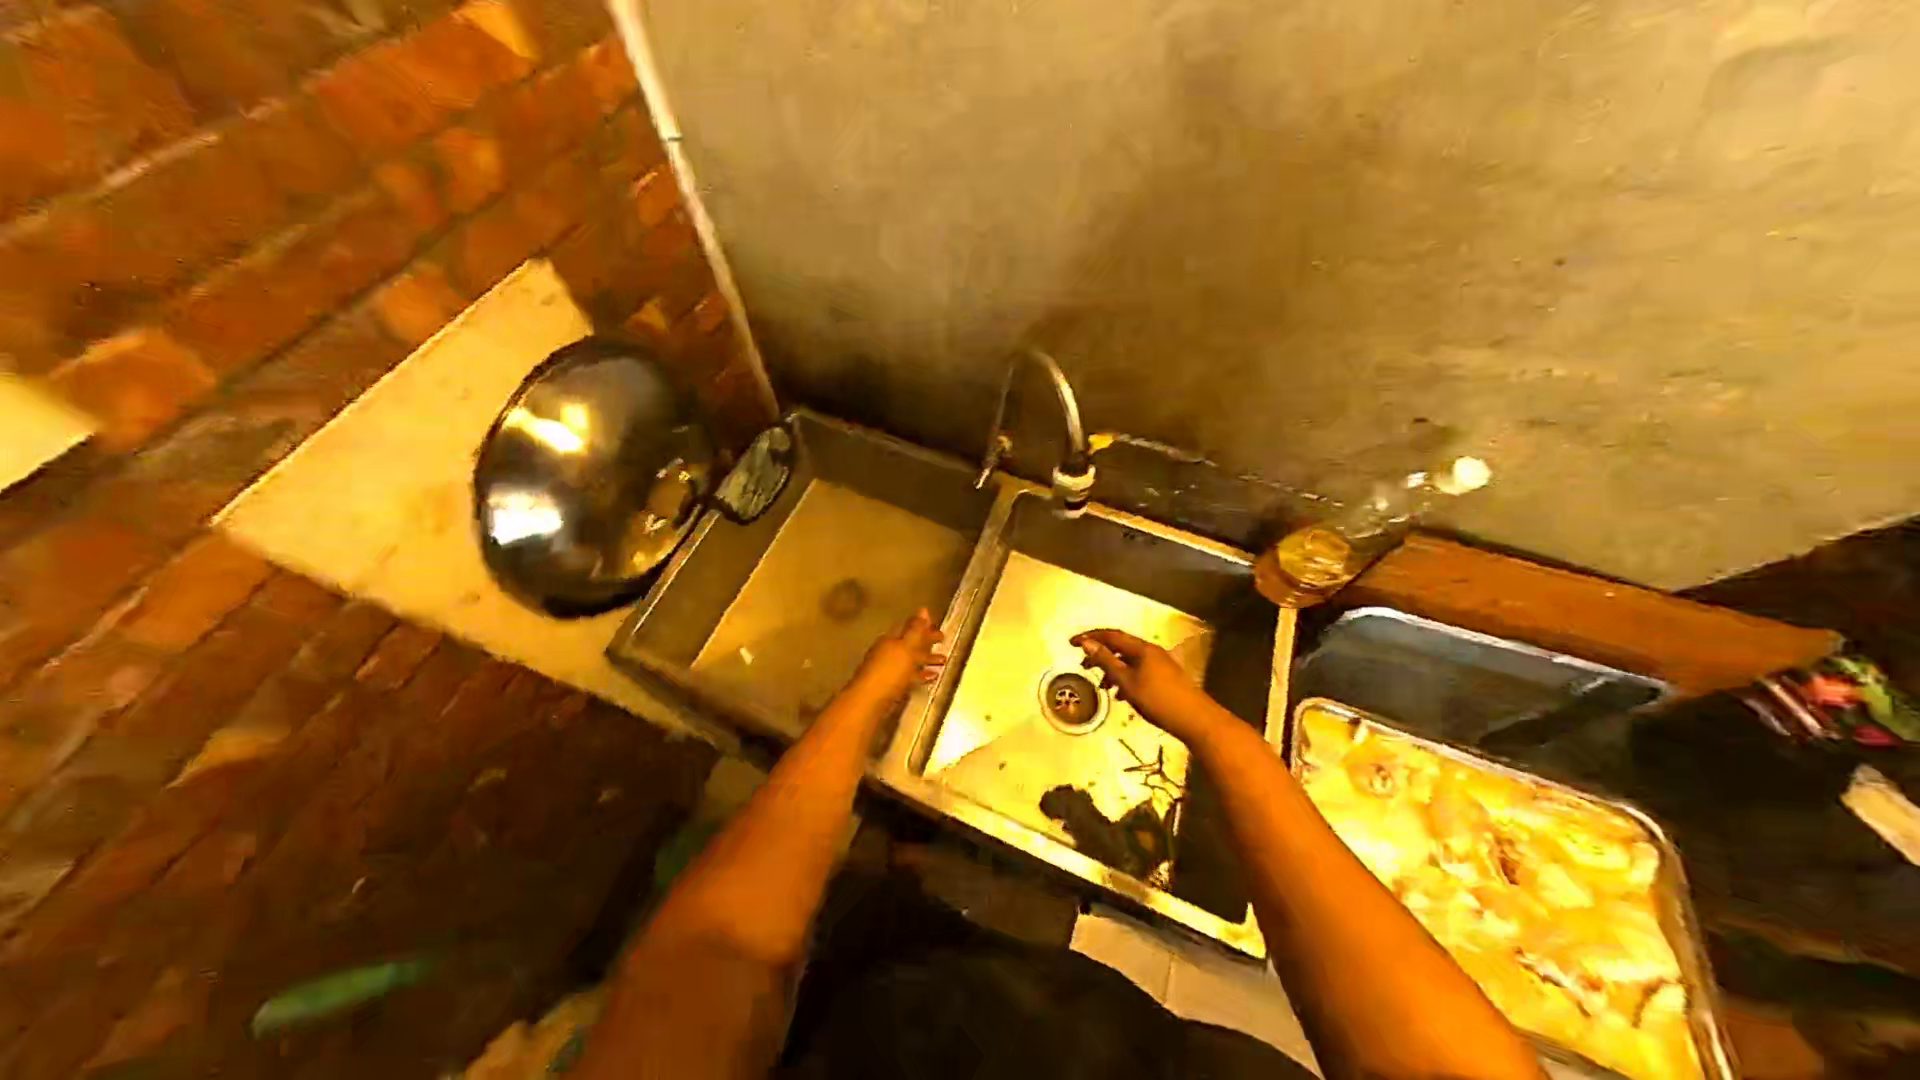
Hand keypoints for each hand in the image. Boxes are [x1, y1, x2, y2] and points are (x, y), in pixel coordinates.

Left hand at [847, 609, 945, 703]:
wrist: (869, 701)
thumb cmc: (890, 671)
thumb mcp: (906, 647)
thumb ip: (916, 630)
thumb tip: (924, 609)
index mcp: (891, 639)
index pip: (909, 627)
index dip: (924, 626)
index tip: (938, 626)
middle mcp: (888, 651)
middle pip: (910, 643)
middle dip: (926, 641)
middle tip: (944, 640)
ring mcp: (888, 669)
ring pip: (910, 660)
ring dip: (926, 658)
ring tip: (943, 661)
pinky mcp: (890, 686)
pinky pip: (908, 676)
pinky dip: (920, 674)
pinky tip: (932, 677)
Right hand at [1071, 629, 1228, 743]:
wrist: (1195, 719)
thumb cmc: (1158, 699)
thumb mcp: (1127, 682)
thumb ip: (1106, 661)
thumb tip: (1086, 643)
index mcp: (1141, 648)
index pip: (1111, 635)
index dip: (1090, 637)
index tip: (1071, 643)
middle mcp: (1151, 651)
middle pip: (1120, 646)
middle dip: (1100, 654)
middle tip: (1083, 666)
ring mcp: (1160, 663)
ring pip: (1129, 660)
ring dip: (1112, 669)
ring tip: (1101, 685)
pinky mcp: (1165, 676)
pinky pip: (1138, 670)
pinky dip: (1125, 677)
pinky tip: (1121, 695)